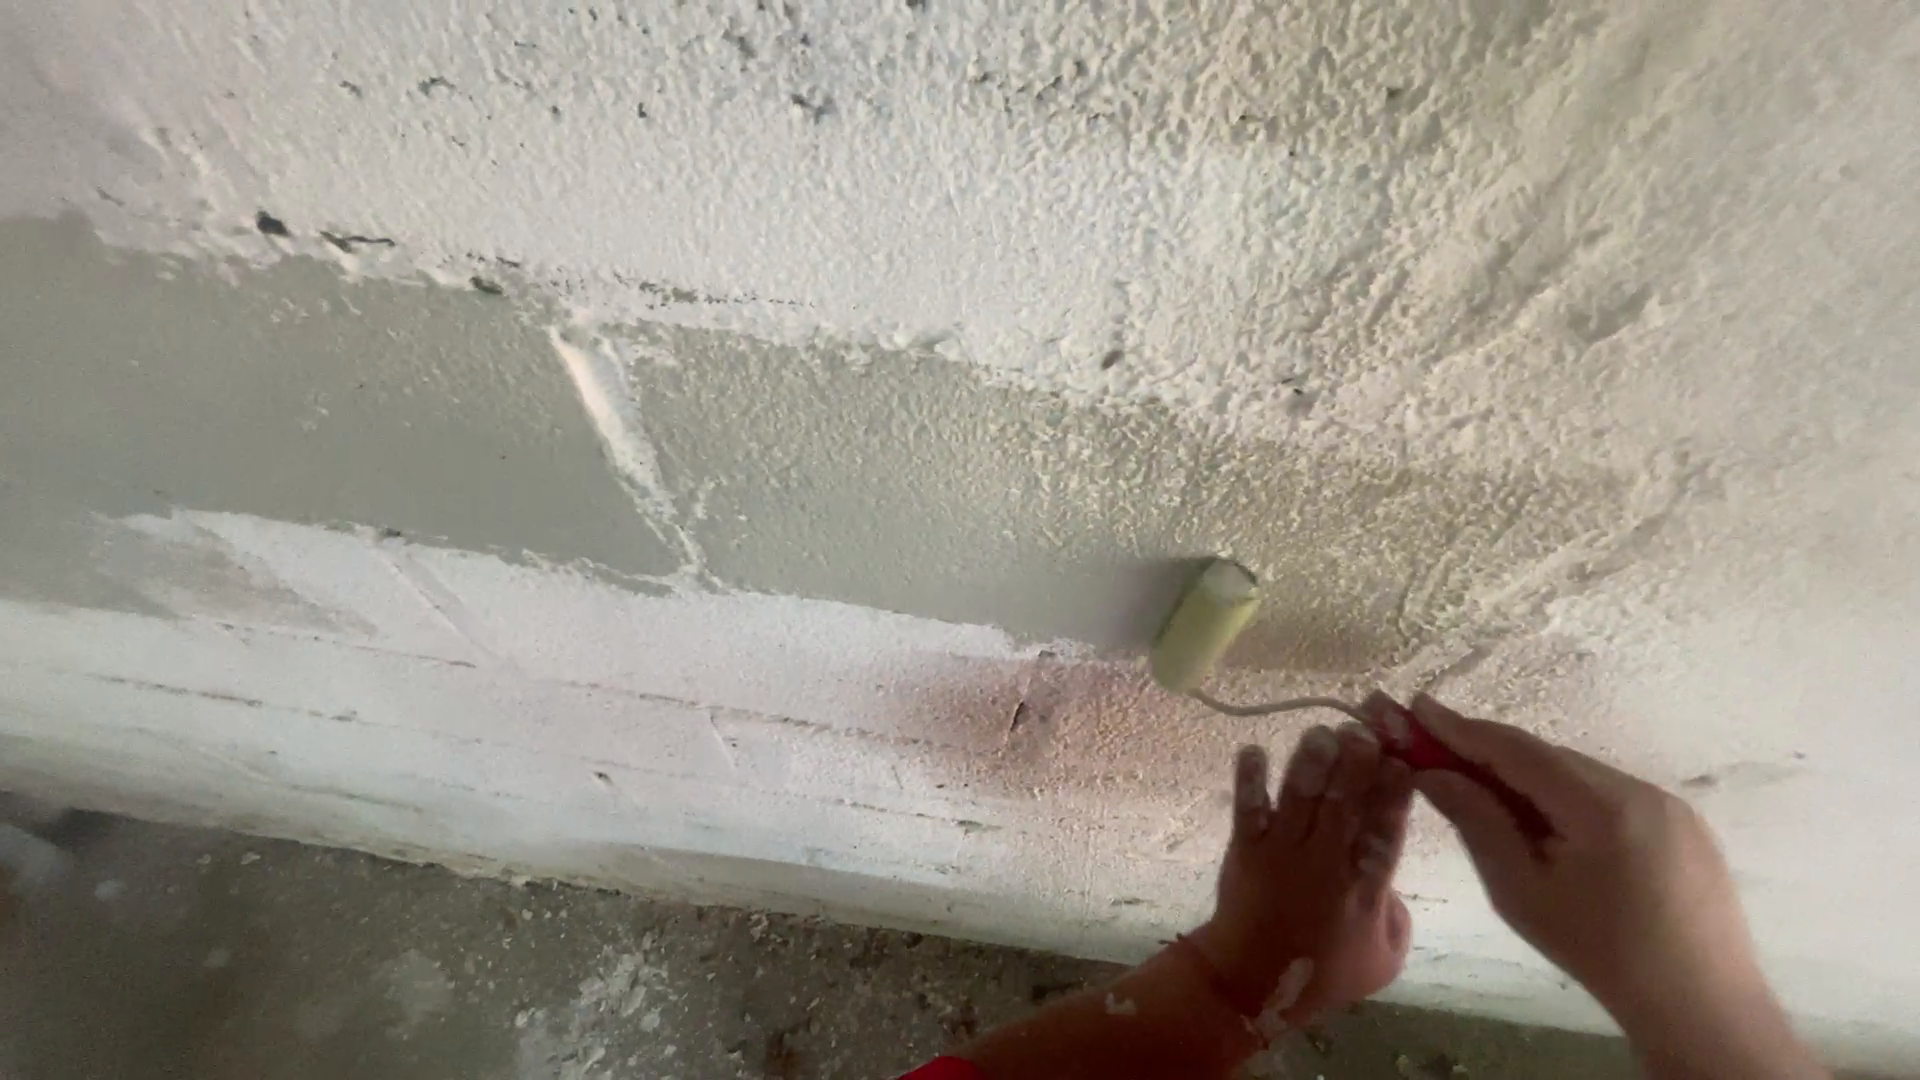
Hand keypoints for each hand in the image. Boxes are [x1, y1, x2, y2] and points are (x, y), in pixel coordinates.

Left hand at [1189, 722, 1413, 1019]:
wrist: (1254, 978)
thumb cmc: (1323, 971)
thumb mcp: (1384, 955)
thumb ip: (1394, 911)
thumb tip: (1391, 874)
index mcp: (1364, 889)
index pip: (1384, 834)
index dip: (1393, 796)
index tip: (1402, 760)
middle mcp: (1324, 863)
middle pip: (1343, 805)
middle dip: (1354, 765)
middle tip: (1362, 730)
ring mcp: (1282, 852)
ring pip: (1299, 800)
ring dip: (1309, 764)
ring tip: (1319, 733)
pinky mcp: (1245, 848)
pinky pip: (1248, 809)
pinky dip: (1250, 780)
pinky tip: (1253, 749)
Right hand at [1408, 694, 1827, 1077]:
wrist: (1705, 1010)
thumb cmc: (1598, 951)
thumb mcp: (1518, 889)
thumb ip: (1474, 820)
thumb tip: (1430, 771)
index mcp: (1602, 808)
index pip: (1515, 749)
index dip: (1459, 727)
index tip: (1415, 707)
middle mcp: (1640, 791)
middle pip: (1543, 755)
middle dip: (1485, 750)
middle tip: (1433, 752)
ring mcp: (1667, 805)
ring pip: (1571, 770)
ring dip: (1520, 772)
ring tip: (1479, 789)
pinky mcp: (1680, 822)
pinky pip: (1601, 789)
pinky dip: (1557, 790)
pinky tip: (1536, 817)